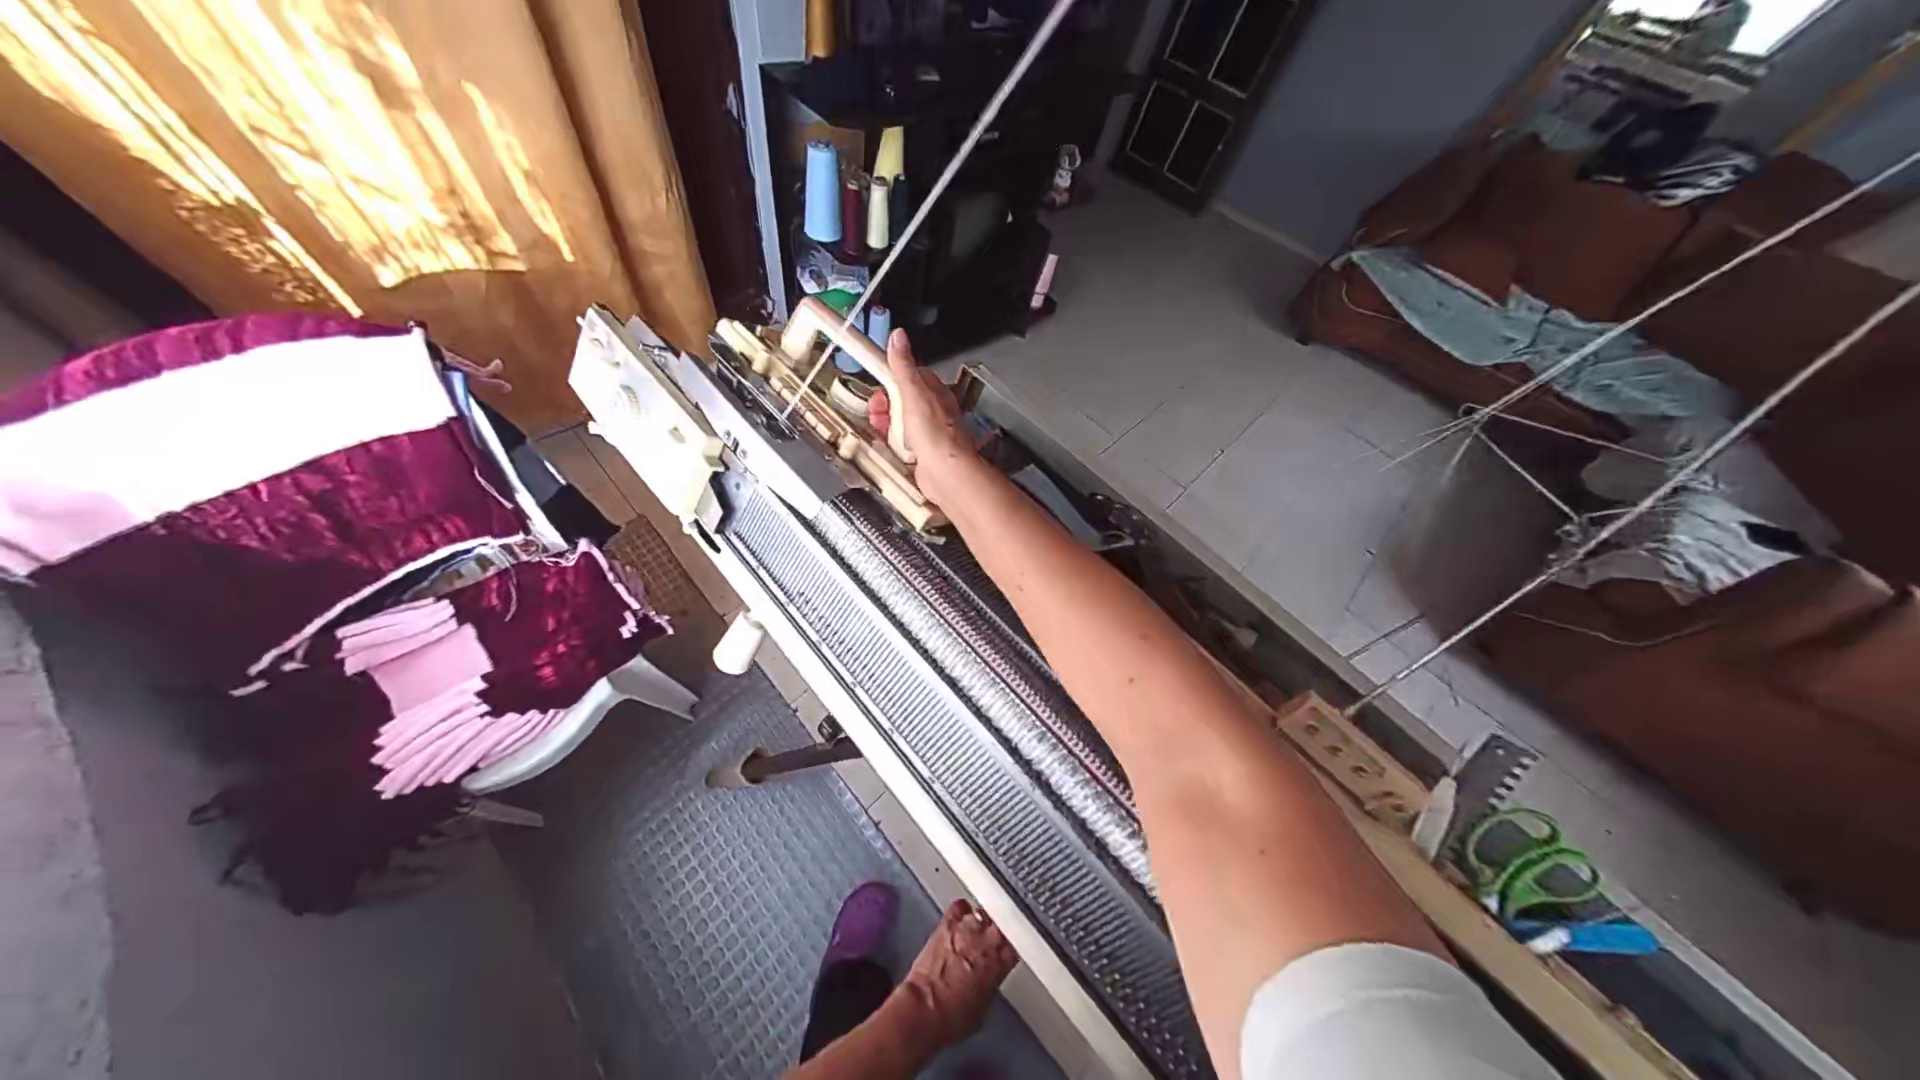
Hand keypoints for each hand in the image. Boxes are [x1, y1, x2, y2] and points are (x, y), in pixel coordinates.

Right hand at [867, 329, 975, 504]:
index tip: (876, 386)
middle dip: (884, 406)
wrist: (946, 473)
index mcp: (932, 391)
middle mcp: (931, 410)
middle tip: (879, 413)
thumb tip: (898, 337)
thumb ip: (903, 366)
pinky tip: (894, 447)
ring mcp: (926, 431)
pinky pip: (900, 442)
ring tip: (887, 431)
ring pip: (898, 422)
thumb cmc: (937, 436)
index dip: (888, 379)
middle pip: (899, 399)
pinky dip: (893, 444)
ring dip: (887, 426)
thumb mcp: (914, 394)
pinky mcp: (920, 451)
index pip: (906, 375)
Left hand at [890, 899, 1018, 1047]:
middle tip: (992, 942)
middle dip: (999, 930)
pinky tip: (959, 918)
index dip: (1013, 946)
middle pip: (1002, 923)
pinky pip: (960, 906)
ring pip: (983, 913)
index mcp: (1002, 962)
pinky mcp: (947, 923)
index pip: (1017, 943)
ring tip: (975, 930)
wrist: (926, 1008)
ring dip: (981, 921)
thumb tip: (989, 978)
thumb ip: (992, 981)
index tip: (1009, 950)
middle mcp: (988, 940)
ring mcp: (968, 928)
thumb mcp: (985, 1005)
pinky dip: (961, 910)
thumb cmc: (953, 1015)